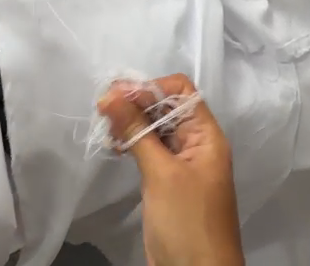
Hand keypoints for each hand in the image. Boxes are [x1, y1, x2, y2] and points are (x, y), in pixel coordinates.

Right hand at [98, 75, 243, 265]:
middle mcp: (196, 144)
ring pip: (154, 128)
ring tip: (105, 126)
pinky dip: (132, 142)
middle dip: (135, 102)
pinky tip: (113, 144)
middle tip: (102, 107)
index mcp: (206, 136)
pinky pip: (149, 149)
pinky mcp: (167, 182)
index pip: (180, 92)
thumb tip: (110, 94)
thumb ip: (137, 131)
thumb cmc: (187, 222)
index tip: (118, 94)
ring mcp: (181, 164)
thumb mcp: (161, 174)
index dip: (150, 88)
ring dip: (130, 122)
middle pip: (165, 107)